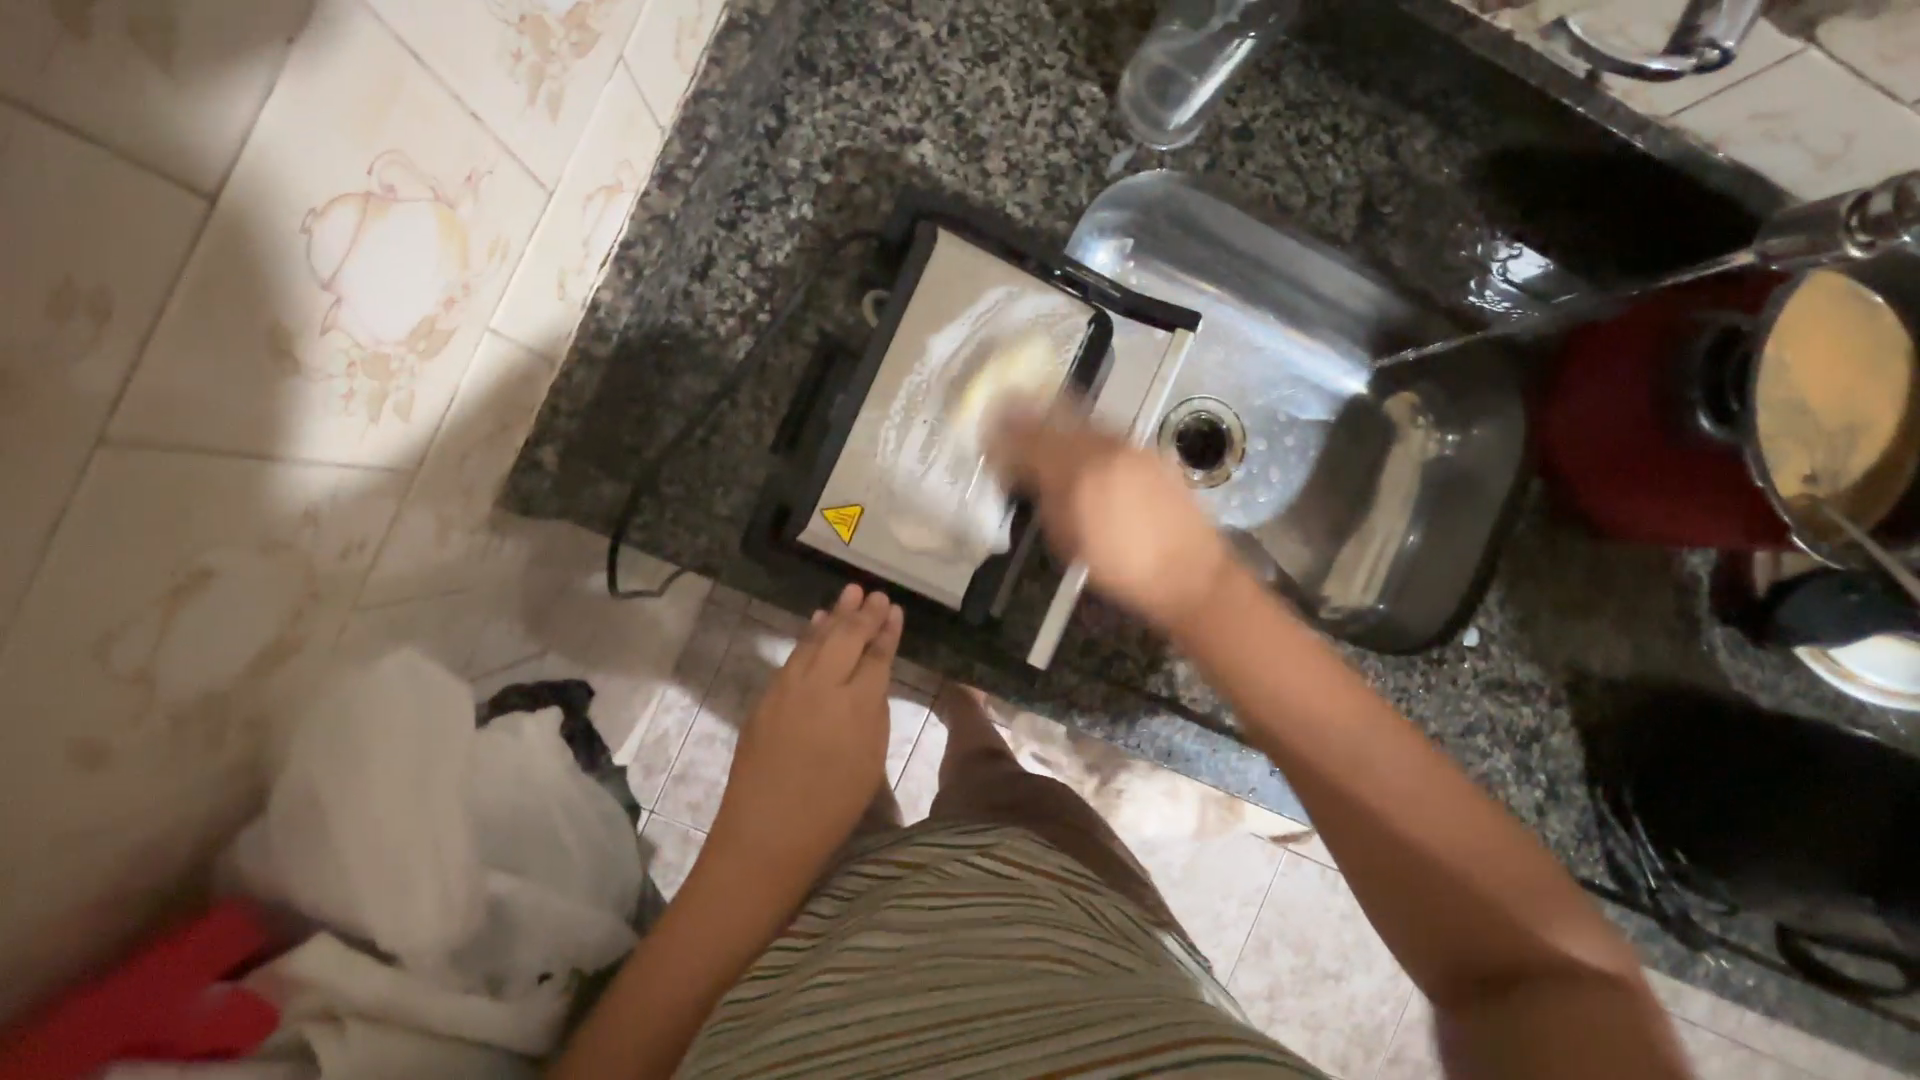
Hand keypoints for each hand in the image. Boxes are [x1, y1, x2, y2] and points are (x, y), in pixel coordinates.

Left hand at [710, 584, 902, 873]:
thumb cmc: (832, 808)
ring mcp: (789, 689)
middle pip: (846, 638)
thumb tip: (868, 682)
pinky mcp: (767, 697)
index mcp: (858, 706)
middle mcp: (823, 686)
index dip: (887, 632)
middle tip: (875, 593)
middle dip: (863, 614)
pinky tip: (816, 624)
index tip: (894, 610)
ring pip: (816, 640)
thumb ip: (872, 713)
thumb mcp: (870, 760)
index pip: (876, 656)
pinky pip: (794, 656)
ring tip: (849, 593)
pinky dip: (809, 636)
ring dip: (835, 616)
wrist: (767, 833)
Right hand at [987, 405, 1236, 634]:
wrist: (1190, 573)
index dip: (1003, 434)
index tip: (988, 433)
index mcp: (1076, 474)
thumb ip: (1044, 501)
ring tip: (1042, 428)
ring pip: (1084, 422)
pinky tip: (1084, 450)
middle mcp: (1103, 449)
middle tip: (1007, 415)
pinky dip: (1088, 436)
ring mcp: (1132, 446)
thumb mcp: (1068, 543)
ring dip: (1059, 422)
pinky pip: (1109, 435)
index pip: (1028, 439)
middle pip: (1055, 418)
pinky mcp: (1153, 452)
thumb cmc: (1123, 571)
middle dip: (1027, 416)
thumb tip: (1026, 477)